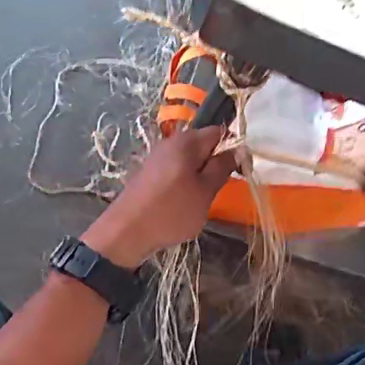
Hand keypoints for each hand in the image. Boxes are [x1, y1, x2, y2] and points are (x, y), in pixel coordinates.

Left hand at [81, 126, 237, 268]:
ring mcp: (157, 156)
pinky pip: (176, 169)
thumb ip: (223, 167)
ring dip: (200, 174)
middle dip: (215, 162)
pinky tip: (183, 201)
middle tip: (220, 187)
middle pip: (203, 144)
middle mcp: (171, 142)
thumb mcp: (205, 191)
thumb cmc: (171, 211)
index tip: (240, 170)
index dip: (233, 148)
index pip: (219, 131)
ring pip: (190, 159)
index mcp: (187, 141)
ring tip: (202, 198)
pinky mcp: (149, 172)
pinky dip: (185, 181)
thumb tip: (237, 149)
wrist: (125, 232)